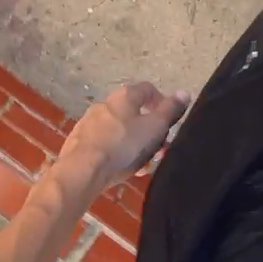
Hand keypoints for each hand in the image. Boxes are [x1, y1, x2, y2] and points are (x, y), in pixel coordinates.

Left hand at [52, 82, 190, 196]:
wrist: (82, 171)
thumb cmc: (123, 146)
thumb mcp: (155, 128)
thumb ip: (170, 110)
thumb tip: (184, 92)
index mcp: (125, 96)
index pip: (148, 90)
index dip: (162, 103)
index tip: (169, 122)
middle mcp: (106, 103)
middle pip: (133, 112)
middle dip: (148, 130)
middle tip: (157, 150)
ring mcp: (88, 122)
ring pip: (118, 130)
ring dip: (132, 143)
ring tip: (139, 165)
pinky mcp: (77, 142)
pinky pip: (103, 143)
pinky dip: (114, 152)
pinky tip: (119, 169)